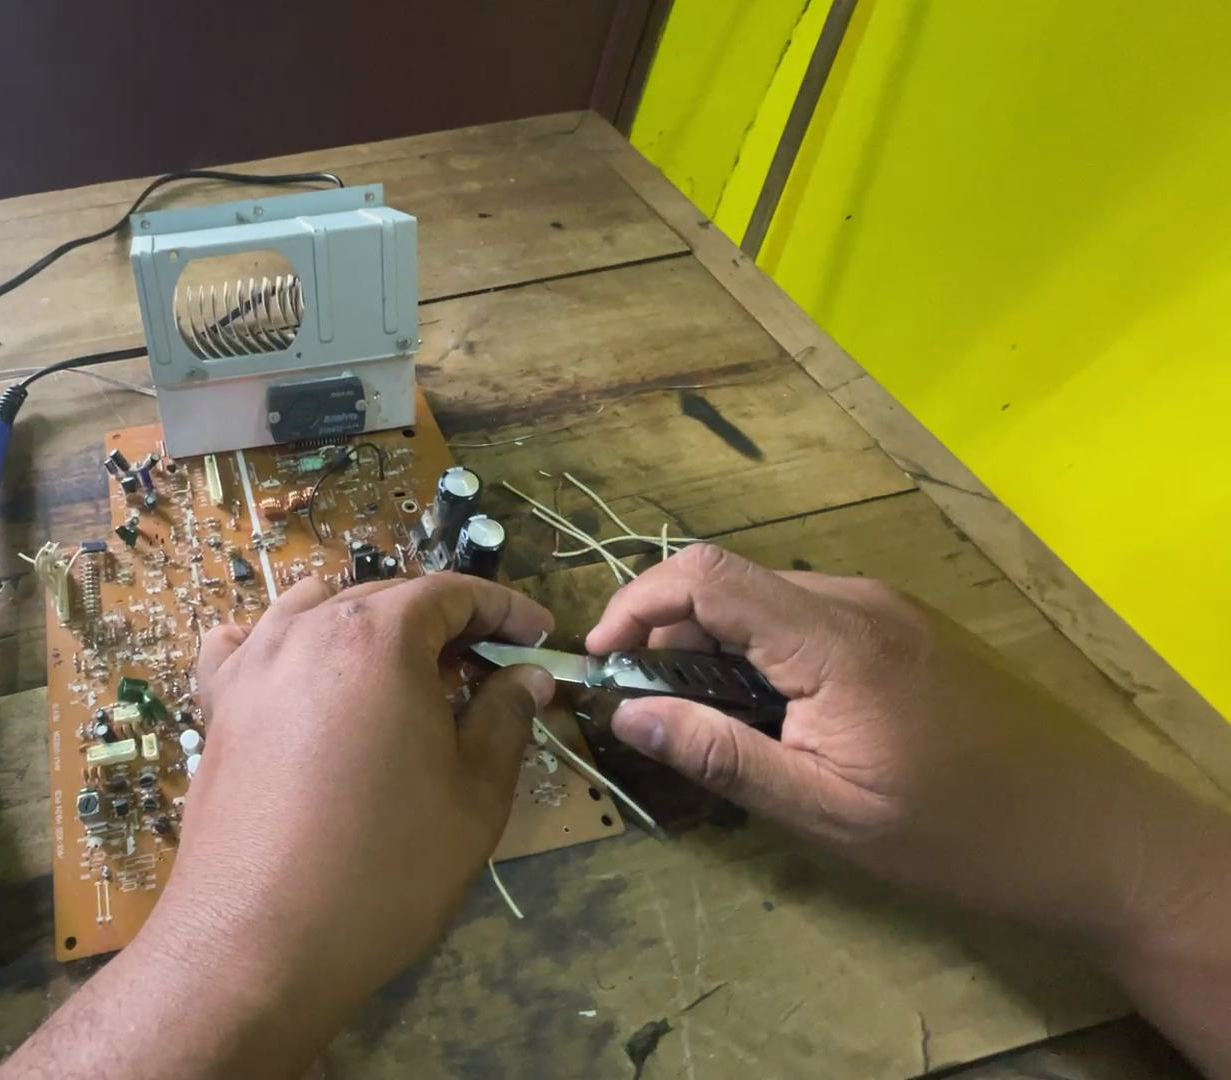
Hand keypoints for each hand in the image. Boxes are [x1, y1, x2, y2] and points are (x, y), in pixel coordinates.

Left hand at [0, 572, 553, 1079]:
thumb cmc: (387, 865)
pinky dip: (277, 640)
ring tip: (396, 666)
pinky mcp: (216, 700)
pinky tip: (294, 669)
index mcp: (378, 636)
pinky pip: (243, 642)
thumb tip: (528, 674)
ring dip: (365, 622)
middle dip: (441, 620)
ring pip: (316, 607)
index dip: (502, 608)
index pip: (450, 592)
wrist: (260, 936)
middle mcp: (309, 627)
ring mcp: (253, 660)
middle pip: (385, 597)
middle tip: (482, 665)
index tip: (536, 634)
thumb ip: (506, 714)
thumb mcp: (474, 792)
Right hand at [588, 545, 1230, 1073]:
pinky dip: (752, 641)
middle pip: (723, 579)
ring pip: (758, 593)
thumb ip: (716, 755)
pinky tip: (769, 700)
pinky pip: (796, 610)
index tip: (602, 655)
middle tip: (650, 695)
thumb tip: (623, 714)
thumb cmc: (962, 836)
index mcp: (832, 641)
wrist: (1114, 845)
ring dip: (707, 637)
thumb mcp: (824, 812)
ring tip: (709, 708)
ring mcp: (882, 606)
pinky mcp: (898, 622)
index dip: (634, 603)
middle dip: (662, 625)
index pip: (704, 577)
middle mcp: (853, 601)